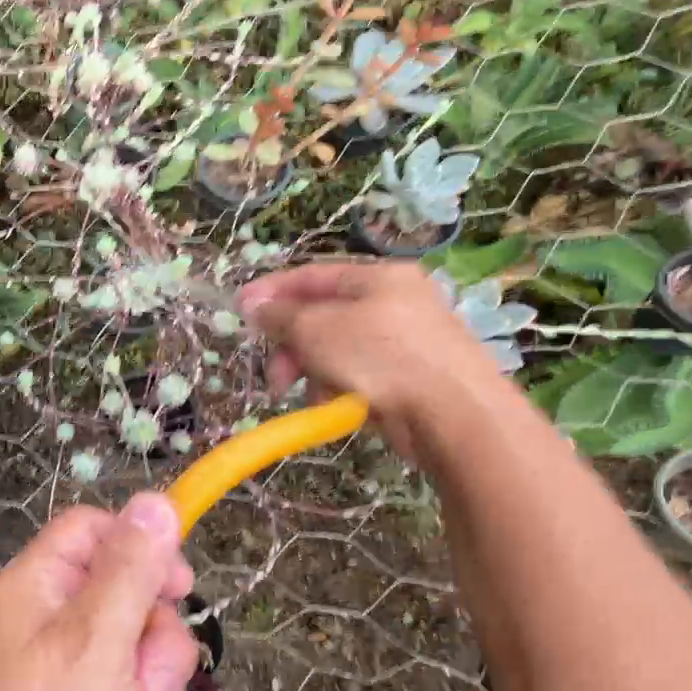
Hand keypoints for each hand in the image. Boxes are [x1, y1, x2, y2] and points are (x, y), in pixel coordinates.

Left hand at [0, 495, 198, 690]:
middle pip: (139, 602)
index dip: (140, 550)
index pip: (96, 533)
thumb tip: (154, 502)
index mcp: (40, 588)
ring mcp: (85, 678)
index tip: (177, 585)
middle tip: (132, 683)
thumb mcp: (95, 642)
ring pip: (156, 666)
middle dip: (154, 654)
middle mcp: (59, 625)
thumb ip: (129, 572)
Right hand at [239, 263, 508, 455]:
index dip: (270, 291)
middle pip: (321, 317)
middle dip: (290, 346)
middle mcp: (396, 302)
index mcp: (379, 277)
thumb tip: (253, 304)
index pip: (311, 276)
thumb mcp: (314, 329)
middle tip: (274, 373)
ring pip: (335, 349)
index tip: (238, 310)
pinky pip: (357, 373)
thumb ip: (279, 314)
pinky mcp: (411, 375)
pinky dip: (338, 387)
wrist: (453, 414)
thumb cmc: (379, 357)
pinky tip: (335, 406)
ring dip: (311, 372)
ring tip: (308, 395)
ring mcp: (406, 340)